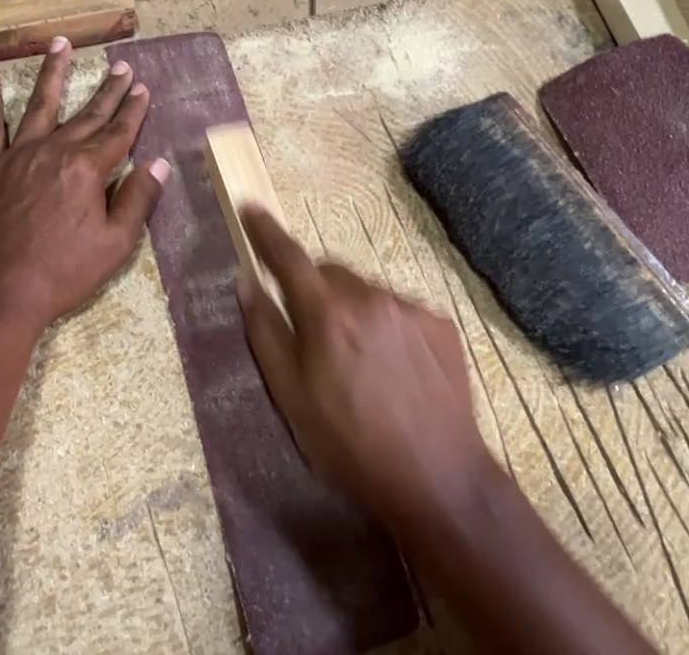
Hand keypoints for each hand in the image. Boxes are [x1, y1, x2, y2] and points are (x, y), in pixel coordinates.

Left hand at [0, 39, 169, 333]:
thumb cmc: (61, 274)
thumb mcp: (114, 245)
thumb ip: (137, 200)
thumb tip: (159, 164)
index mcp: (87, 169)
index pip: (118, 132)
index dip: (133, 110)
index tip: (143, 88)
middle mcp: (54, 152)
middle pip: (87, 114)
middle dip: (107, 90)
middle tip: (122, 66)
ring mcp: (17, 156)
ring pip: (39, 104)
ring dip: (53, 72)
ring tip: (61, 43)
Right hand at [237, 206, 491, 524]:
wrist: (437, 480)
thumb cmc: (348, 444)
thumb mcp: (290, 396)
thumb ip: (265, 332)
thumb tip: (247, 283)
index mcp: (327, 313)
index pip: (288, 257)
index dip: (266, 232)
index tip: (251, 208)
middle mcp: (370, 297)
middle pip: (329, 274)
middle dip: (313, 291)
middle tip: (310, 336)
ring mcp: (411, 309)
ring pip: (365, 292)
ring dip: (350, 310)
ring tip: (357, 363)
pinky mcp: (441, 326)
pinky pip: (399, 310)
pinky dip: (384, 326)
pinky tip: (392, 370)